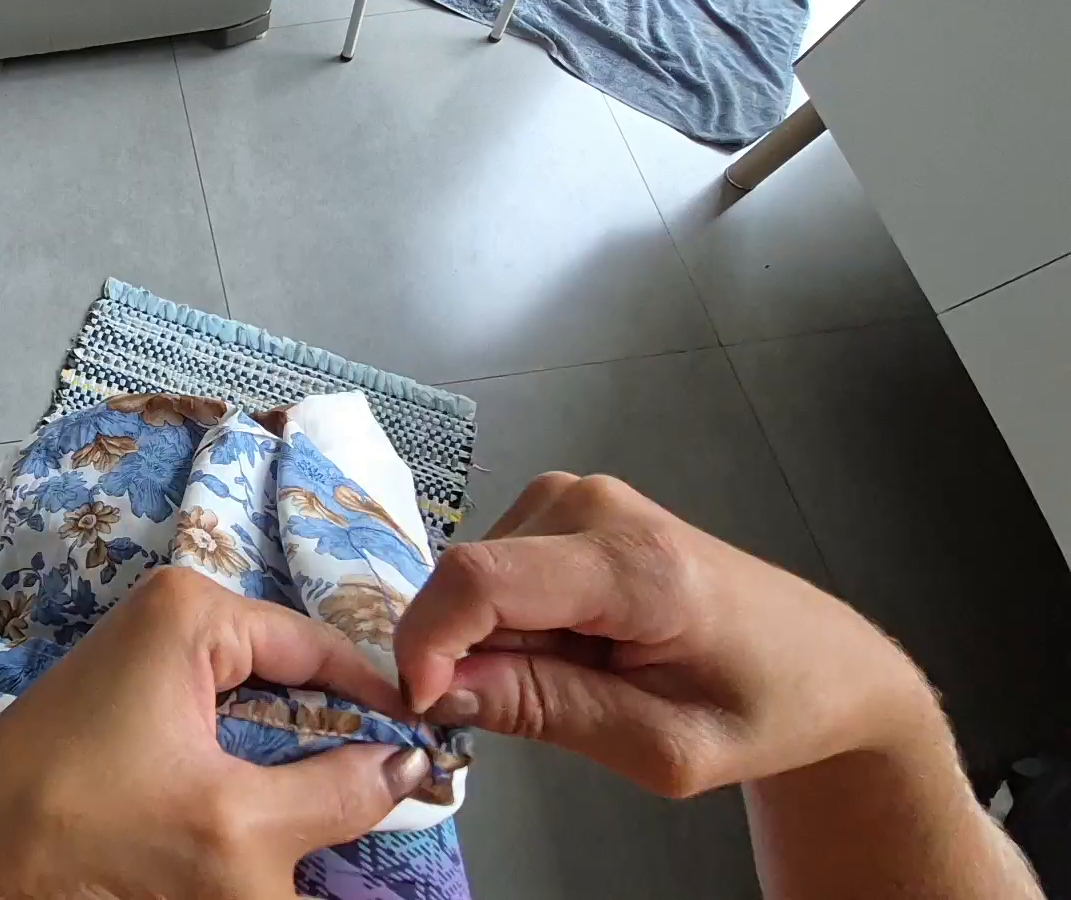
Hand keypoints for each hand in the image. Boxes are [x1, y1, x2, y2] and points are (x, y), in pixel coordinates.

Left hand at [0, 568, 429, 899]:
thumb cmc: (96, 829)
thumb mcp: (238, 828)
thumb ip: (335, 795)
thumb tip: (408, 773)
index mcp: (196, 610)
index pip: (316, 646)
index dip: (377, 697)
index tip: (432, 749)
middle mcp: (172, 610)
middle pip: (283, 668)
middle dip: (331, 730)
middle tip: (387, 789)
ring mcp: (144, 645)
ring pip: (250, 695)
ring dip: (288, 750)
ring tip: (329, 803)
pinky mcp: (128, 684)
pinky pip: (212, 709)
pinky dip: (245, 753)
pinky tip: (262, 799)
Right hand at [395, 472, 940, 796]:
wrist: (818, 657)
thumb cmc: (760, 711)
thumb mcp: (663, 748)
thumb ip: (544, 708)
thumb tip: (435, 690)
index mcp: (636, 564)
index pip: (484, 579)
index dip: (430, 636)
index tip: (420, 702)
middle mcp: (588, 502)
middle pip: (472, 580)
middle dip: (475, 651)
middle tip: (546, 700)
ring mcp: (569, 491)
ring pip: (473, 575)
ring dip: (494, 635)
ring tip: (576, 665)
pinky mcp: (555, 497)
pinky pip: (489, 564)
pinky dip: (504, 614)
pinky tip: (568, 631)